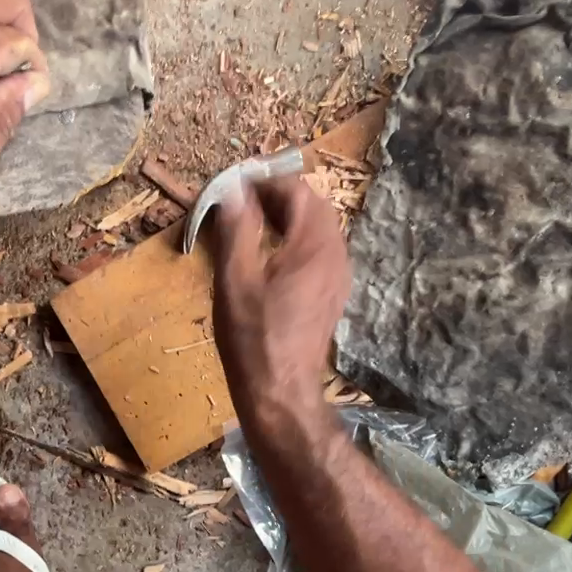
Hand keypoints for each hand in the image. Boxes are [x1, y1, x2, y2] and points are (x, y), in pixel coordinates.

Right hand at [208, 176, 350, 435]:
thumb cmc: (252, 336)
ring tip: (251, 227)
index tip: (233, 186)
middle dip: (277, 197)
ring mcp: (339, 275)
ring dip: (287, 219)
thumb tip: (232, 190)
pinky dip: (296, 241)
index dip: (264, 181)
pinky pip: (319, 251)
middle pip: (312, 205)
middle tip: (240, 204)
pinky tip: (270, 258)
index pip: (296, 190)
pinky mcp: (333, 293)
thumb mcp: (234, 280)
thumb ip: (235, 229)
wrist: (280, 390)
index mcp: (313, 244)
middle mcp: (336, 253)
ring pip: (318, 228)